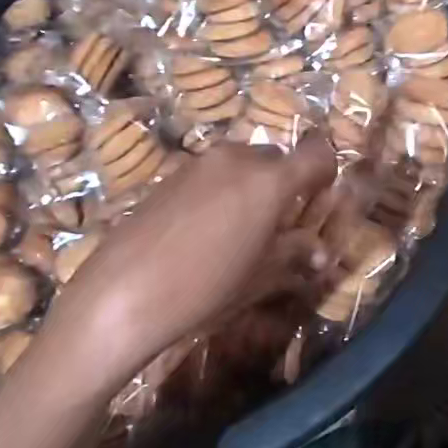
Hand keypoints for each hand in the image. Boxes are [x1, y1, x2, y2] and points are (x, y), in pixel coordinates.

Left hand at [36, 138, 335, 388]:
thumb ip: (294, 255)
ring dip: (251, 185)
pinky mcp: (171, 173)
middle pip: (277, 158)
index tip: (317, 199)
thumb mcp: (259, 276)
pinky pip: (212, 172)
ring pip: (242, 162)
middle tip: (278, 224)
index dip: (324, 173)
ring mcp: (200, 162)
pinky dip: (221, 189)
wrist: (124, 292)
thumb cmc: (206, 288)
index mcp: (269, 181)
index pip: (315, 155)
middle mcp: (237, 158)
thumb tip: (319, 253)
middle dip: (285, 183)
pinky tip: (204, 228)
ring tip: (239, 229)